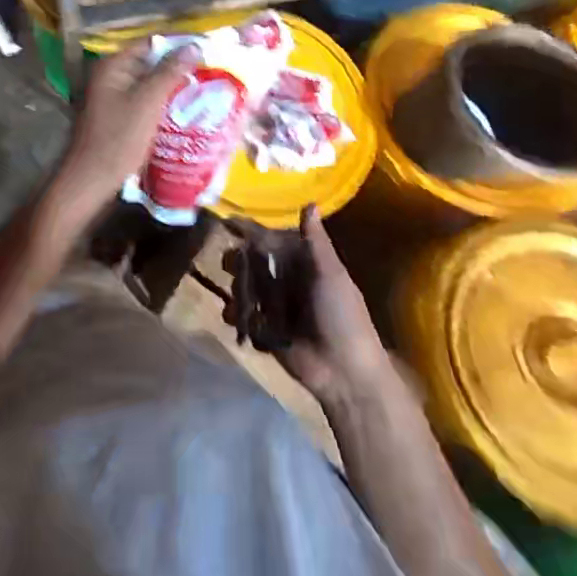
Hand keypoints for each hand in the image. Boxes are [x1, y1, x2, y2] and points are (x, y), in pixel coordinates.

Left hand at [53, 41, 197, 206]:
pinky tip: (185, 111)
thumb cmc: (118, 139)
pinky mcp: (118, 116)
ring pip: (149, 84)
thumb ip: (170, 72)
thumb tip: (194, 45)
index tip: (206, 50)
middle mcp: (110, 76)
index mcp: (112, 66)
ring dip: (172, 87)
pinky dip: (162, 104)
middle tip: (210, 72)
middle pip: (150, 63)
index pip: (150, 43)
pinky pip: (144, 102)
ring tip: (204, 90)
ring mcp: (112, 97)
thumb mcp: (148, 102)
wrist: (92, 180)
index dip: (178, 45)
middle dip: (177, 67)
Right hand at [227, 205, 395, 407]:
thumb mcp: (331, 274)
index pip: (273, 242)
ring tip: (237, 295)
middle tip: (230, 264)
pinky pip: (243, 317)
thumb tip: (309, 202)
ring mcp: (274, 308)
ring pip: (245, 288)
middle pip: (253, 264)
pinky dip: (236, 316)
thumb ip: (316, 242)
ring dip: (236, 288)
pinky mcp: (265, 332)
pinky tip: (236, 317)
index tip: (232, 223)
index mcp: (304, 266)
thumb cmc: (342, 316)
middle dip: (238, 261)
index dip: (253, 233)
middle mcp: (287, 283)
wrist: (345, 372)